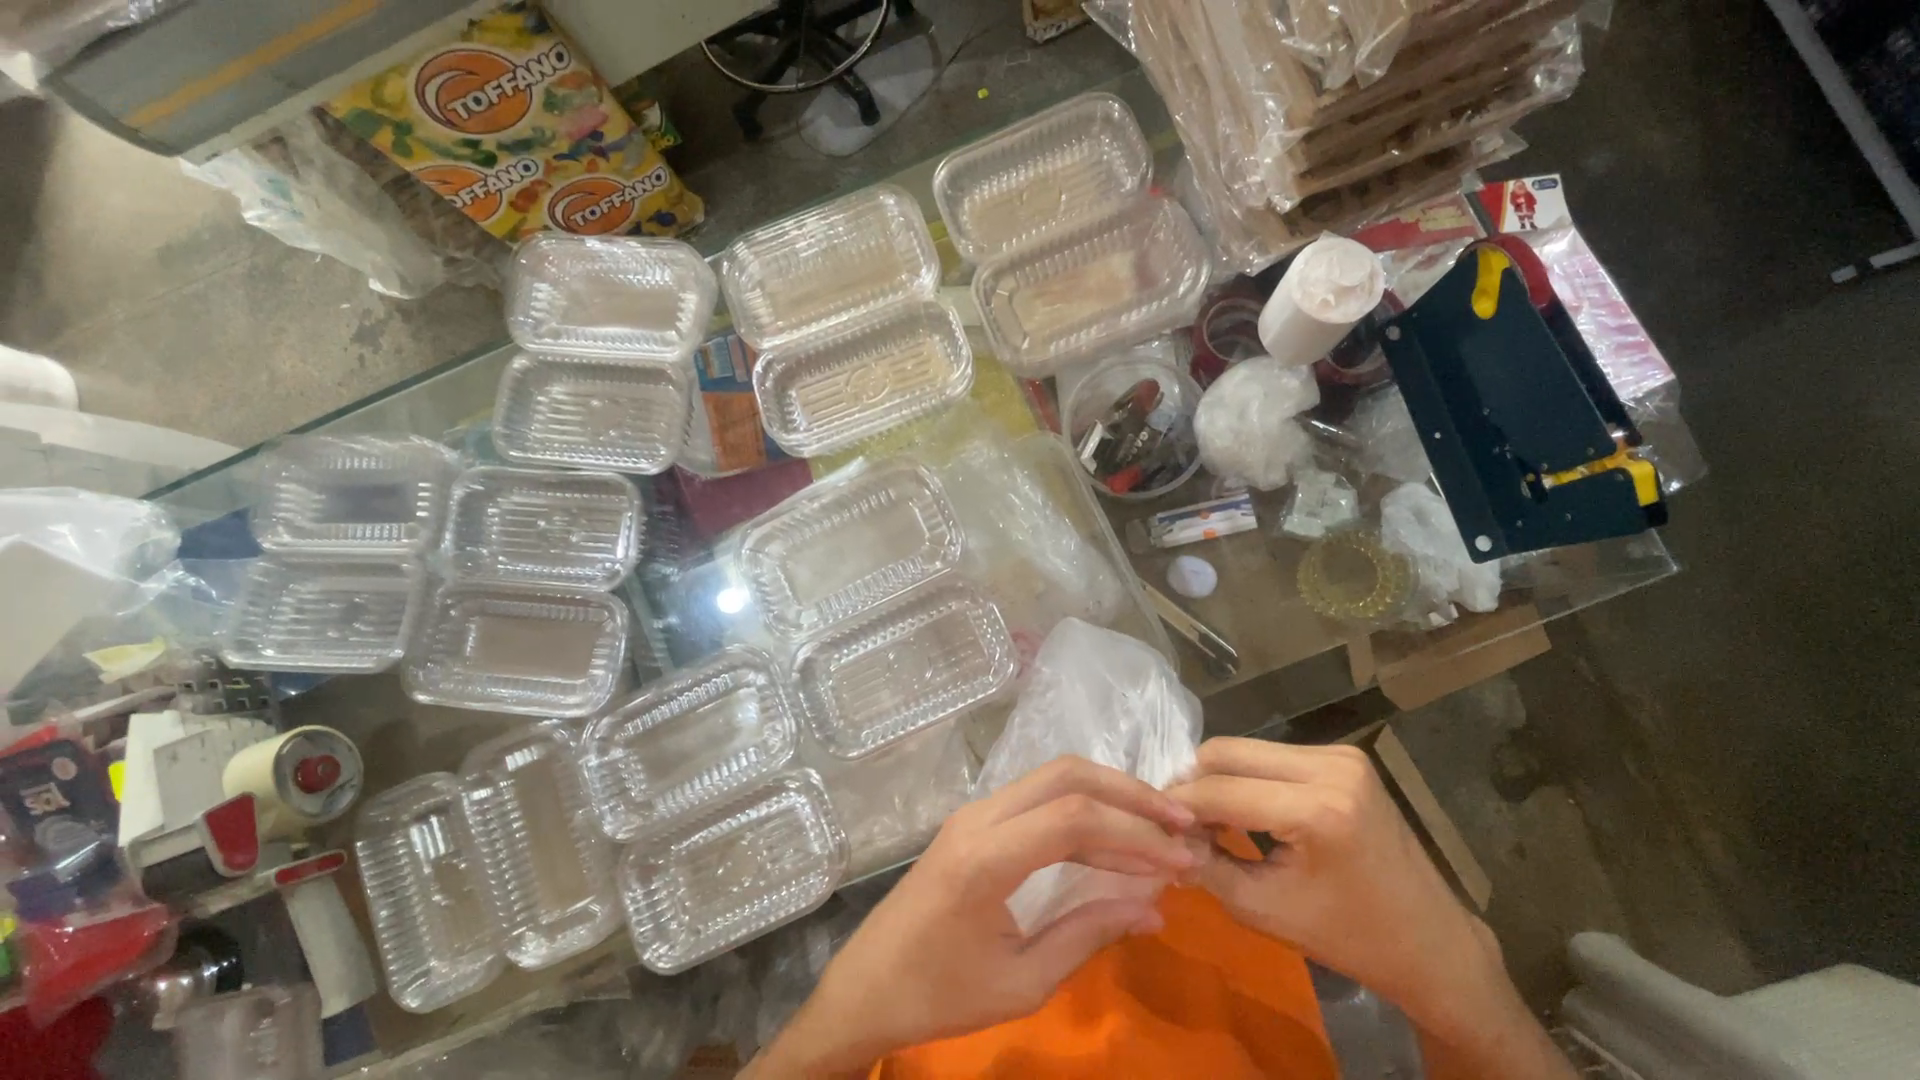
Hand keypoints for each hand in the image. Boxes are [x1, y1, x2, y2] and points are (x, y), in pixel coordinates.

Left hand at [746, 757, 1197, 1076]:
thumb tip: (1155, 908)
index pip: (1074, 818)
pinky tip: (1113, 845)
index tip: (1182, 858)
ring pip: (1051, 780)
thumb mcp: (1021, 982)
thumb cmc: (938, 993)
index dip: (1136, 834)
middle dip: (1129, 794)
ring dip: (1108, 798)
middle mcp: (978, 818)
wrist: (865, 988)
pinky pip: (1036, 801)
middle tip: (1181, 822)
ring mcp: (972, 815)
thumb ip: (1087, 935)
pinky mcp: (972, 824)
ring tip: (1160, 832)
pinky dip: (1081, 812)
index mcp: (984, 856)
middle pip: (1065, 776)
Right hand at [1167, 737, 1505, 1033]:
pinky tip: (1237, 810)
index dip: (1178, 805)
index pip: (1220, 790)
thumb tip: (1163, 835)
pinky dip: (1245, 778)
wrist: (1429, 940)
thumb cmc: (1347, 936)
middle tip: (1172, 818)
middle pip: (1229, 752)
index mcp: (1318, 809)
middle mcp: (1331, 767)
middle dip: (1192, 782)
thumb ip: (1206, 865)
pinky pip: (1273, 757)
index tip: (1148, 822)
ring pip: (1248, 750)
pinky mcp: (1345, 758)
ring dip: (1217, 779)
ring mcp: (1342, 756)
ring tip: (1202, 818)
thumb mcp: (1263, 910)